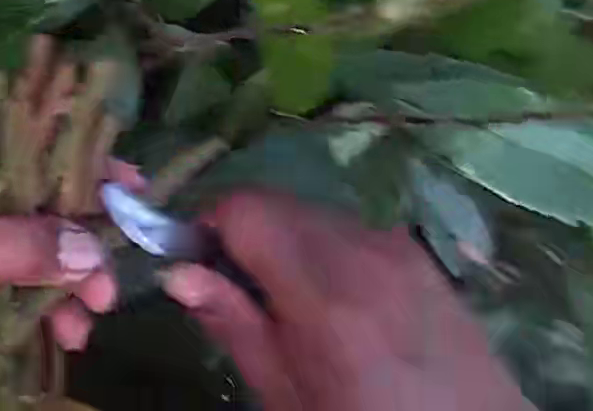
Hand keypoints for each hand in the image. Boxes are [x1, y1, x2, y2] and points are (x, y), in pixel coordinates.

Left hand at [0, 149, 118, 399]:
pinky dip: (68, 310)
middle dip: (95, 237)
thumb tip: (90, 250)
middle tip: (112, 275)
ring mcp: (8, 242)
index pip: (48, 147)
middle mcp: (3, 198)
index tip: (131, 186)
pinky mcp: (10, 284)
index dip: (91, 160)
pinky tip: (69, 336)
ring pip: (66, 250)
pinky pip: (55, 289)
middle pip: (66, 203)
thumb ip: (26, 245)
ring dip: (85, 281)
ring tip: (91, 315)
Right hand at [162, 191, 529, 410]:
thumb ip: (234, 325)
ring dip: (281, 233)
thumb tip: (175, 271)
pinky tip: (336, 293)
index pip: (242, 208)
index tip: (202, 261)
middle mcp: (360, 251)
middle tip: (240, 283)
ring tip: (291, 293)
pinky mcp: (418, 253)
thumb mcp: (290, 400)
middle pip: (271, 201)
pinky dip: (321, 242)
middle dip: (243, 229)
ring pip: (305, 208)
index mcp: (324, 293)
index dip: (209, 226)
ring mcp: (396, 246)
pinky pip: (345, 224)